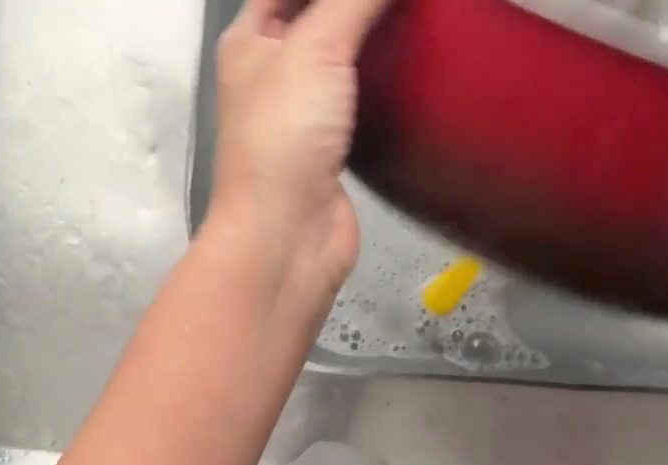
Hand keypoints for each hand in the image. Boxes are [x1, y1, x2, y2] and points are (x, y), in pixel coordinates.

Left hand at [208, 0, 396, 298]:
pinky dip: (383, 86)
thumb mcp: (316, 46)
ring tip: (418, 19)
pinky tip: (414, 70)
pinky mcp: (332, 152)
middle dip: (357, 5)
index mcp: (249, 42)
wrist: (287, 238)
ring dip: (374, 42)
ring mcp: (303, 117)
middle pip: (317, 18)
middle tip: (407, 2)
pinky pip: (360, 104)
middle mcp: (272, 76)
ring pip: (341, 62)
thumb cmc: (284, 139)